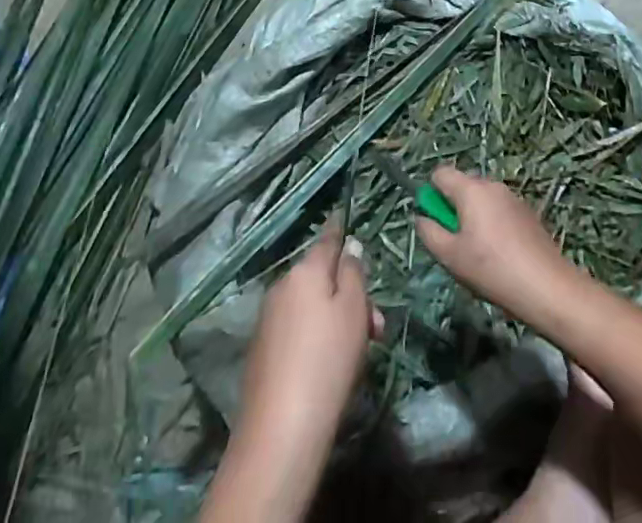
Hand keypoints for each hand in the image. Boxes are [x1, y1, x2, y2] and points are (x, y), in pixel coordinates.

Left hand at [238, 226, 381, 446]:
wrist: (283, 424)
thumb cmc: (328, 357)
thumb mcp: (353, 309)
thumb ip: (353, 273)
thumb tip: (349, 246)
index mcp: (304, 271)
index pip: (326, 240)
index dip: (339, 231)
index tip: (342, 218)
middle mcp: (282, 286)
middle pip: (322, 277)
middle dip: (351, 294)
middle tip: (377, 327)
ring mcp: (268, 317)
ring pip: (312, 303)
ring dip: (338, 316)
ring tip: (362, 351)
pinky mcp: (263, 348)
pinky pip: (298, 326)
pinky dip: (318, 334)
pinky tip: (332, 363)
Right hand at [416, 166, 585, 324]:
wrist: (547, 287)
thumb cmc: (491, 269)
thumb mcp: (449, 255)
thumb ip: (428, 231)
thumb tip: (422, 217)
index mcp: (471, 189)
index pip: (440, 173)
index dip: (432, 194)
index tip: (437, 222)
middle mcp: (493, 186)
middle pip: (462, 185)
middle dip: (453, 207)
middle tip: (456, 242)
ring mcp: (514, 198)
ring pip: (482, 199)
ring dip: (473, 217)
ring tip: (478, 253)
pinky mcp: (528, 213)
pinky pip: (499, 210)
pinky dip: (493, 224)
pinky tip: (500, 255)